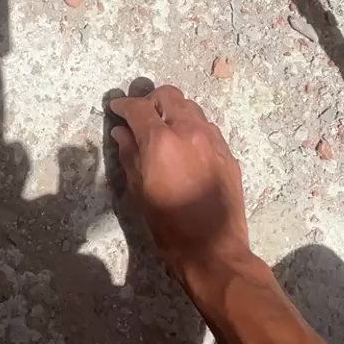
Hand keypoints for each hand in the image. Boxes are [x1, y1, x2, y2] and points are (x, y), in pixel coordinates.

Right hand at [109, 84, 252, 287]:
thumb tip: (122, 132)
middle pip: (169, 95)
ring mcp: (212, 140)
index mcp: (161, 140)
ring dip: (173, 112)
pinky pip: (206, 127)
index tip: (116, 108)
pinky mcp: (227, 152)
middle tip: (141, 118)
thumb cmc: (167, 223)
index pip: (139, 107)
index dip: (123, 105)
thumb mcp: (139, 189)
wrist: (212, 248)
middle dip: (151, 101)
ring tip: (164, 132)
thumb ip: (129, 153)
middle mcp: (189, 131)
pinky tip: (184, 148)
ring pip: (191, 108)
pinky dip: (191, 128)